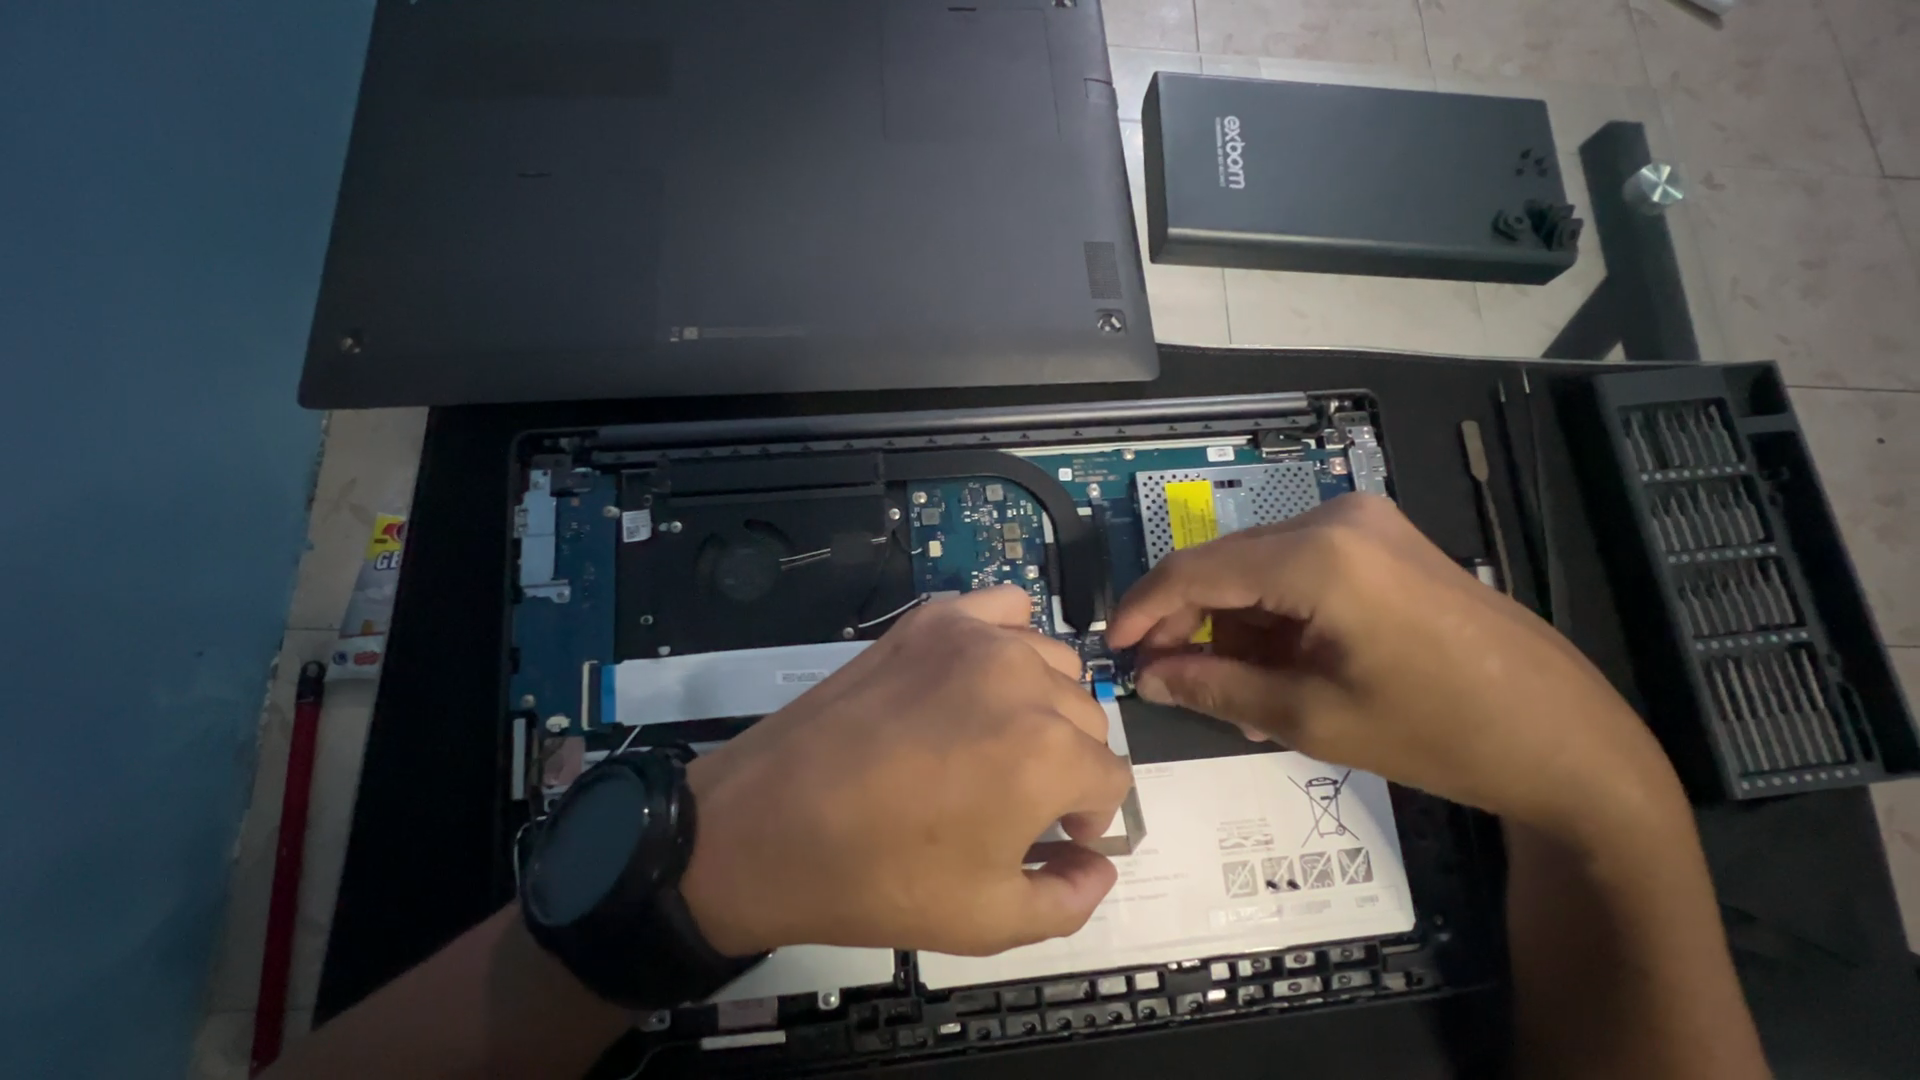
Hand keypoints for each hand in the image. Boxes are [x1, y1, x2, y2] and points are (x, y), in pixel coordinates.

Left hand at [678, 586, 1132, 957]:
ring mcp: (974, 639)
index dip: (1089, 815)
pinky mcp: (930, 619)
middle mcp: (1024, 681)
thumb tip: (1100, 862)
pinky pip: (1003, 608)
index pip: (1111, 778)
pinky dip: (1010, 636)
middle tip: (1017, 797)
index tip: (1054, 836)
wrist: (767, 824)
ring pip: (1053, 663)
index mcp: (1049, 754)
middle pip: (1087, 717)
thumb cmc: (879, 877)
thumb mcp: (987, 920)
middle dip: (1068, 763)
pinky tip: (982, 674)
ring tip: (998, 737)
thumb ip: (1069, 899)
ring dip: (1045, 703)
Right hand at [1106, 494, 1685, 843]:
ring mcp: (1367, 524)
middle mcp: (1337, 518)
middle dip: (1186, 620)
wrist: (1569, 739)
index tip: (1112, 651)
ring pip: (1260, 568)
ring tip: (1229, 689)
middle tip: (1162, 677)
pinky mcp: (1385, 541)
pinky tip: (1275, 665)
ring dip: (1231, 623)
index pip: (1196, 571)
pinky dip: (1273, 614)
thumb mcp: (1310, 718)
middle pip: (1226, 563)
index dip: (1144, 610)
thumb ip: (1214, 688)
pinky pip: (1300, 569)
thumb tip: (1146, 676)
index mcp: (1318, 556)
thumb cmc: (1438, 734)